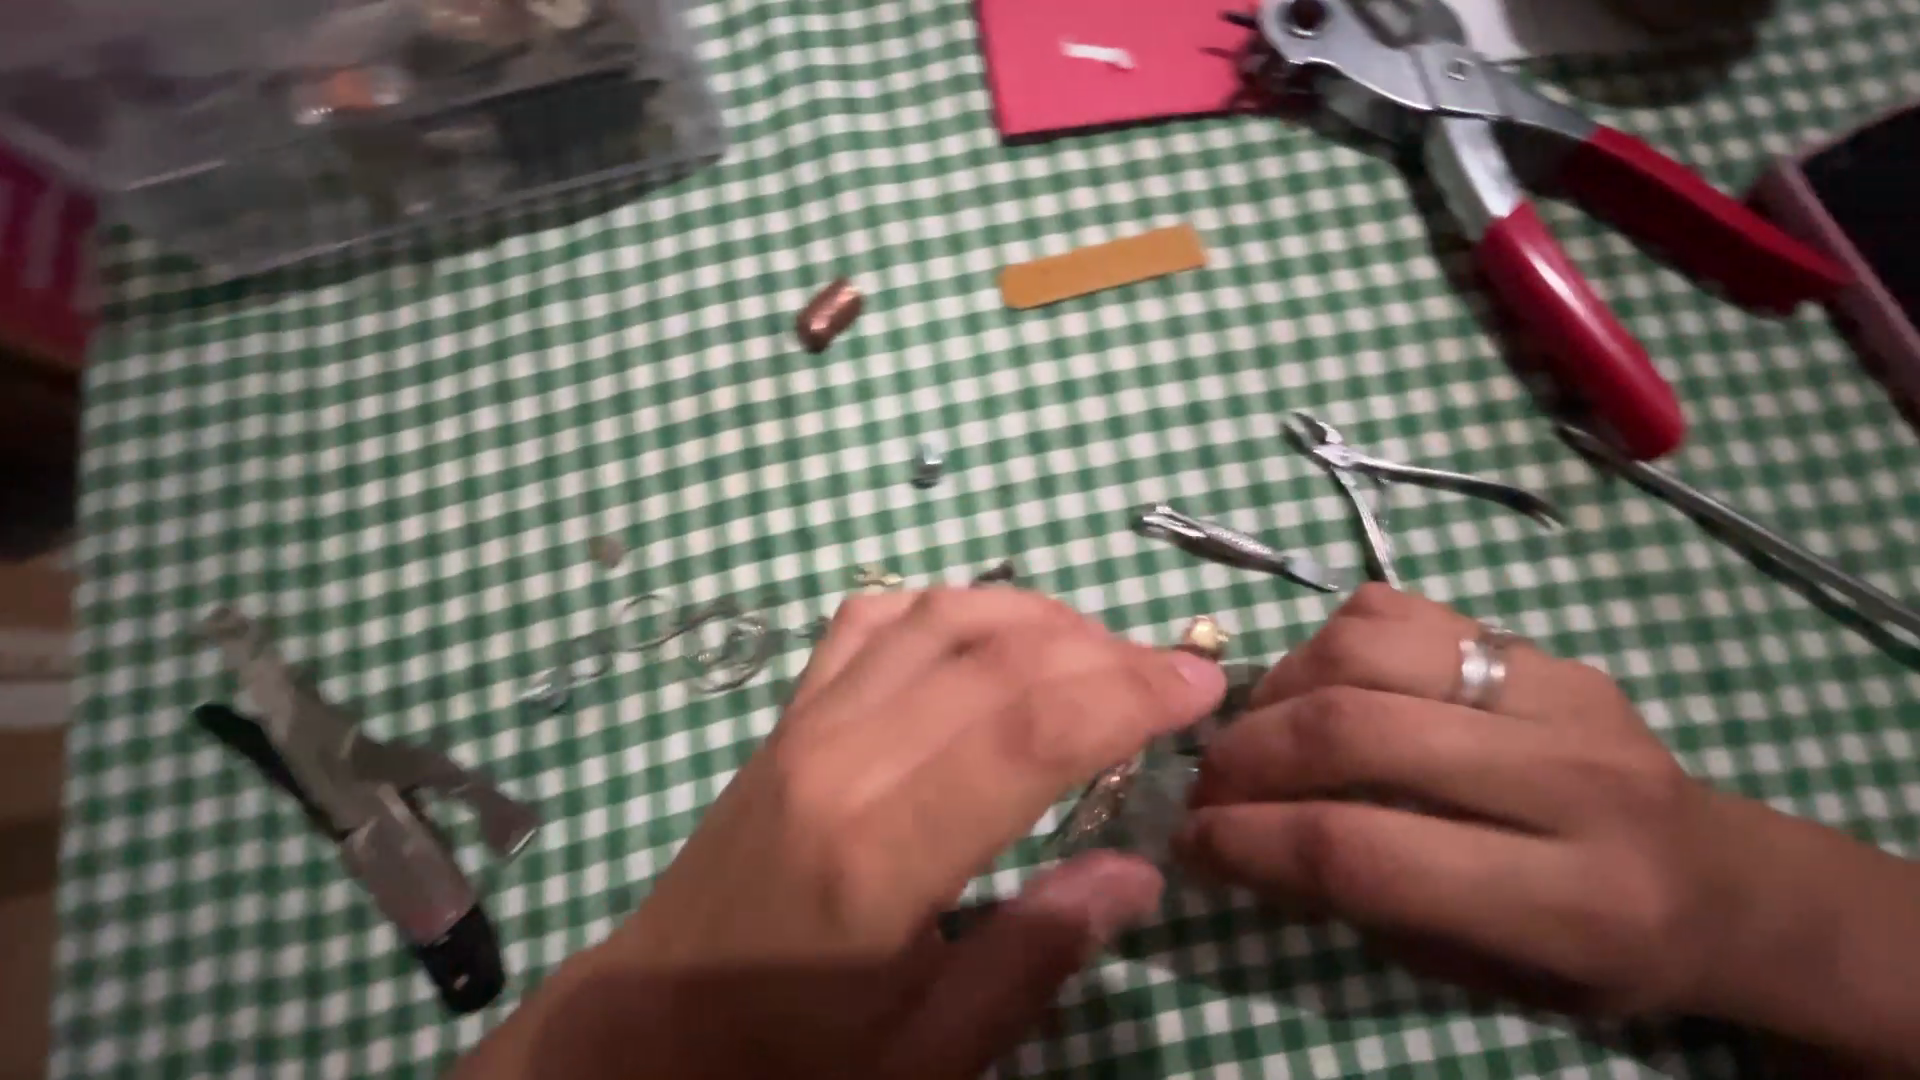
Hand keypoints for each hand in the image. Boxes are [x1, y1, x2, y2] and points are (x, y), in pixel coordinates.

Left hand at [457, 588, 1226, 1079]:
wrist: (643, 1028)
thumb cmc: (787, 1060)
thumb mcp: (922, 1056)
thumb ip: (1032, 957)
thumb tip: (1137, 870)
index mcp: (878, 854)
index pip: (1027, 734)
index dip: (1127, 696)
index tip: (1200, 686)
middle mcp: (841, 757)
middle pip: (993, 656)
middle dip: (1102, 650)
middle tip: (1168, 673)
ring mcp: (804, 720)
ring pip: (936, 614)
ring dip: (1032, 614)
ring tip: (1096, 651)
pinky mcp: (787, 711)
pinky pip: (870, 618)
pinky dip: (944, 603)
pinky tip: (986, 631)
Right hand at [1176, 584, 1740, 1014]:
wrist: (1716, 876)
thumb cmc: (1588, 951)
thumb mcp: (1478, 970)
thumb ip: (1354, 901)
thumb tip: (1232, 837)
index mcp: (1568, 898)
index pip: (1358, 850)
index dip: (1248, 842)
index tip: (1190, 841)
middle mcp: (1568, 777)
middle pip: (1352, 733)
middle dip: (1245, 758)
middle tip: (1207, 783)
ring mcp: (1552, 687)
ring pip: (1361, 652)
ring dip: (1274, 691)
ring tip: (1254, 729)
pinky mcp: (1530, 640)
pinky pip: (1389, 609)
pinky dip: (1324, 644)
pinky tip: (1316, 684)